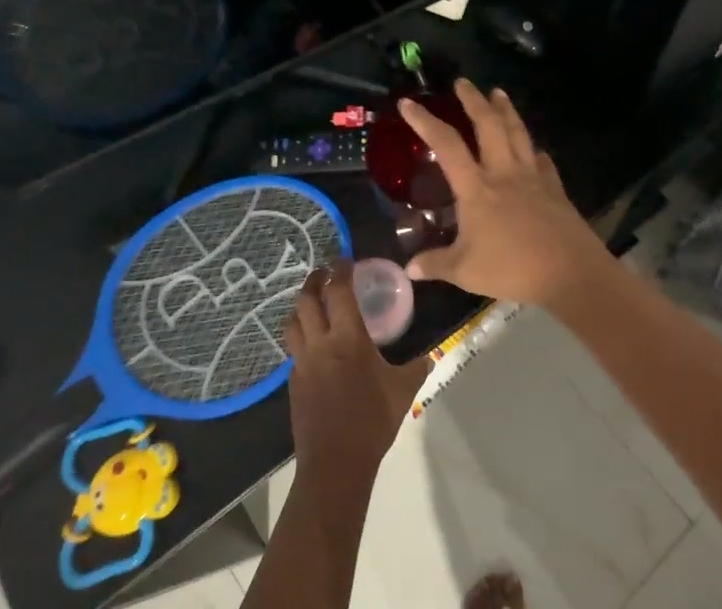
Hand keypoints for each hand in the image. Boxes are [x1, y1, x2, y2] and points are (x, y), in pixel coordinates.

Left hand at [283, 260, 432, 484]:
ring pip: (292, 322)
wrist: (336, 461)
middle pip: (306, 300)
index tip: (345, 259)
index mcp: (348, 339)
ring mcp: (302, 363)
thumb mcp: (404, 391)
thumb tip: (429, 356)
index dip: (340, 270)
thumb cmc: (373, 421)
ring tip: (315, 303)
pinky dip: (301, 336)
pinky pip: (293, 348)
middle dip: (315, 280)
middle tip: (326, 274)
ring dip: (301, 306)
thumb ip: (416, 367)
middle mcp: (320, 344)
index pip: (339, 291)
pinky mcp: (293, 382)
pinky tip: (314, 344)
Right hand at [398, 79, 612, 305]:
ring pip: (518, 133)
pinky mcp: (555, 189)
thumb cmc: (511, 269)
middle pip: (489, 125)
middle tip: (464, 82)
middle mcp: (504, 173)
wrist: (569, 271)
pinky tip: (534, 150)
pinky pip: (542, 161)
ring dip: (507, 111)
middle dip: (474, 100)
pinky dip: (534, 151)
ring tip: (499, 94)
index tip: (409, 103)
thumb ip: (436, 264)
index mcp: (477, 188)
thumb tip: (409, 268)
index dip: (425, 121)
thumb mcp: (464, 272)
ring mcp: (533, 178)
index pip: (446, 145)